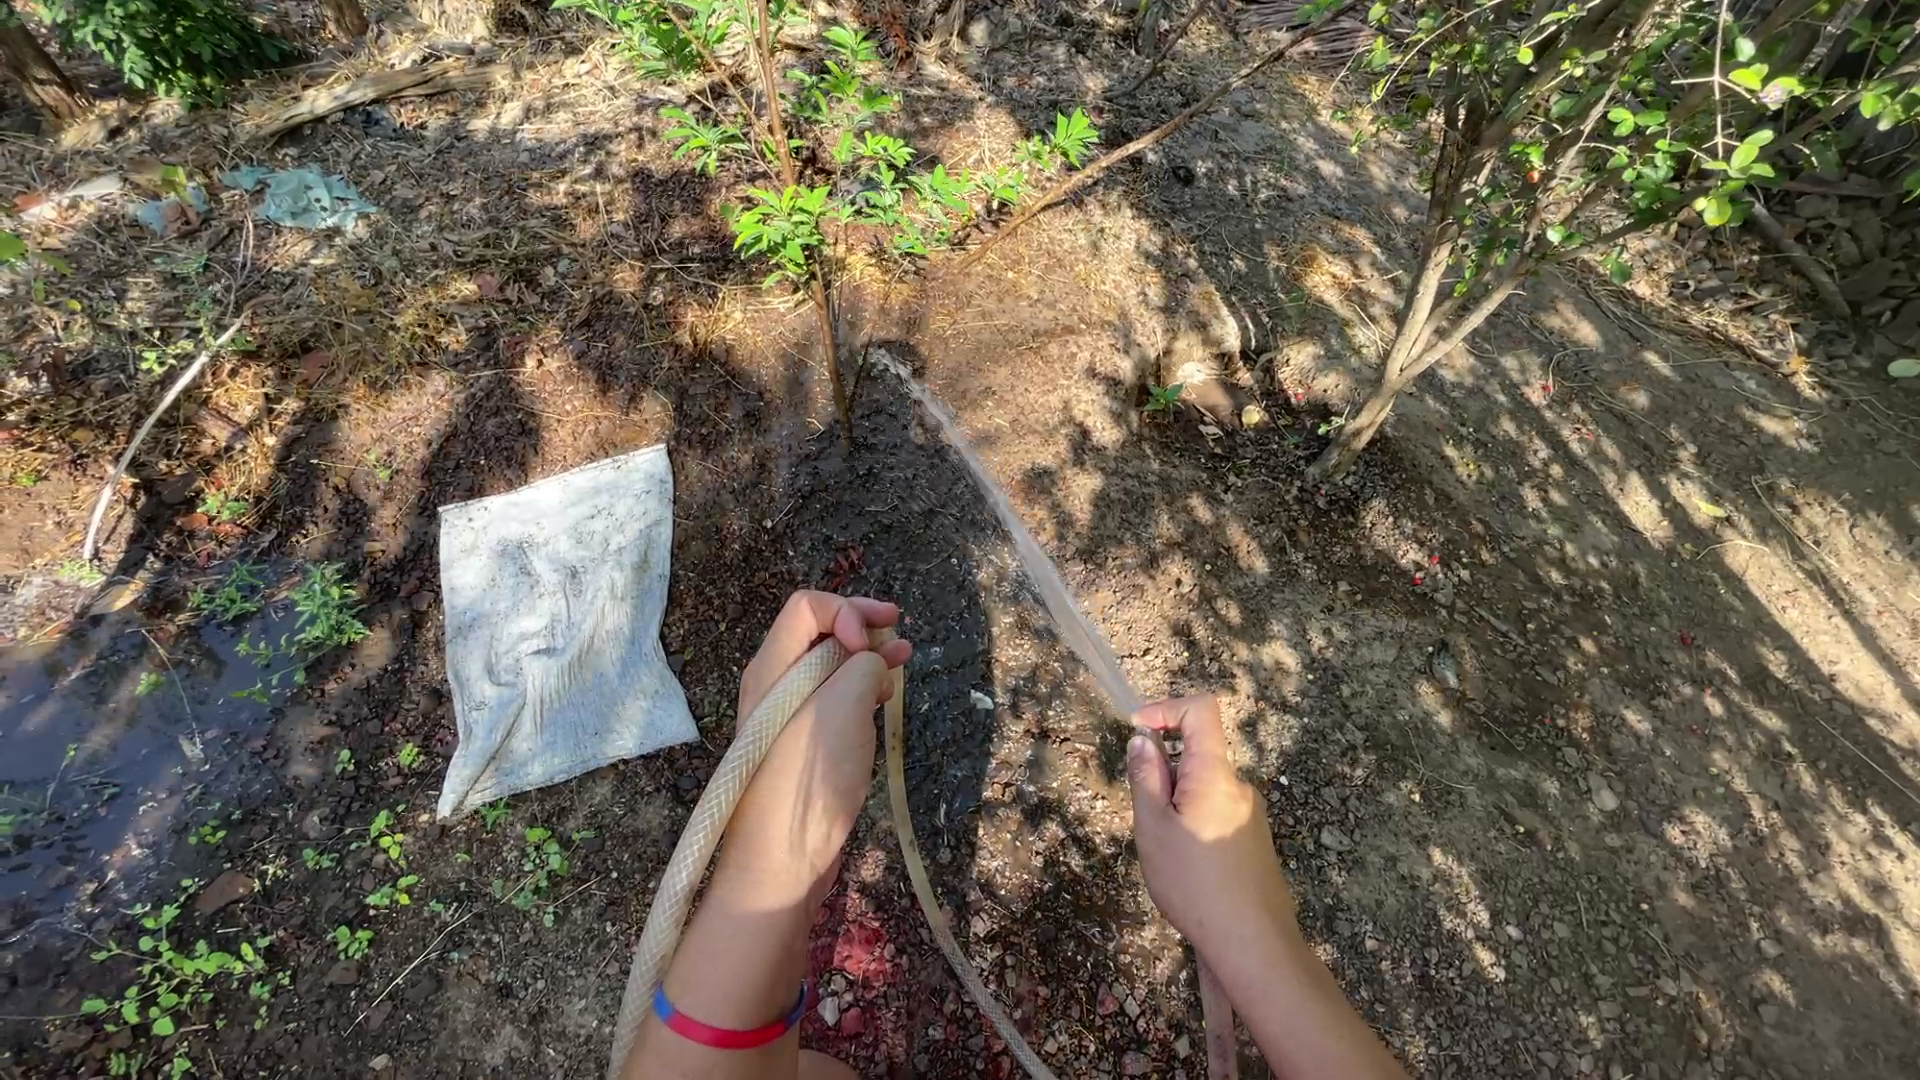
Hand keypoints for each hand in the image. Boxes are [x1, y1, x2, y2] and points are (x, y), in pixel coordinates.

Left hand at [714, 591, 911, 911]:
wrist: (781, 861)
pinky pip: (834, 695)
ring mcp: (790, 713)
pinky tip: (887, 689)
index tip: (871, 642)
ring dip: (868, 653)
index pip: (808, 605)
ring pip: (830, 663)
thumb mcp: (843, 704)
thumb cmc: (808, 775)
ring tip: (905, 654)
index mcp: (773, 664)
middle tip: (898, 626)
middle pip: (819, 629)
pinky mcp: (805, 740)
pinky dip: (862, 684)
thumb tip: (871, 666)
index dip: (846, 610)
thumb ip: (862, 666)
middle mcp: (776, 681)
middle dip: (861, 623)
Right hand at [1127, 696, 1296, 956]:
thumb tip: (1142, 740)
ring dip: (1177, 801)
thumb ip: (1146, 777)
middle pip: (1198, 752)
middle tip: (1147, 816)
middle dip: (1164, 771)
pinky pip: (1216, 810)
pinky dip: (1194, 820)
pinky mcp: (1255, 839)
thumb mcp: (1153, 828)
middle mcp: (1239, 784)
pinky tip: (1188, 866)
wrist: (1255, 946)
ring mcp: (1252, 813)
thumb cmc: (1195, 882)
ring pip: (1204, 786)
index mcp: (1214, 773)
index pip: (1201, 709)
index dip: (1167, 707)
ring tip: (1167, 850)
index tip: (1138, 730)